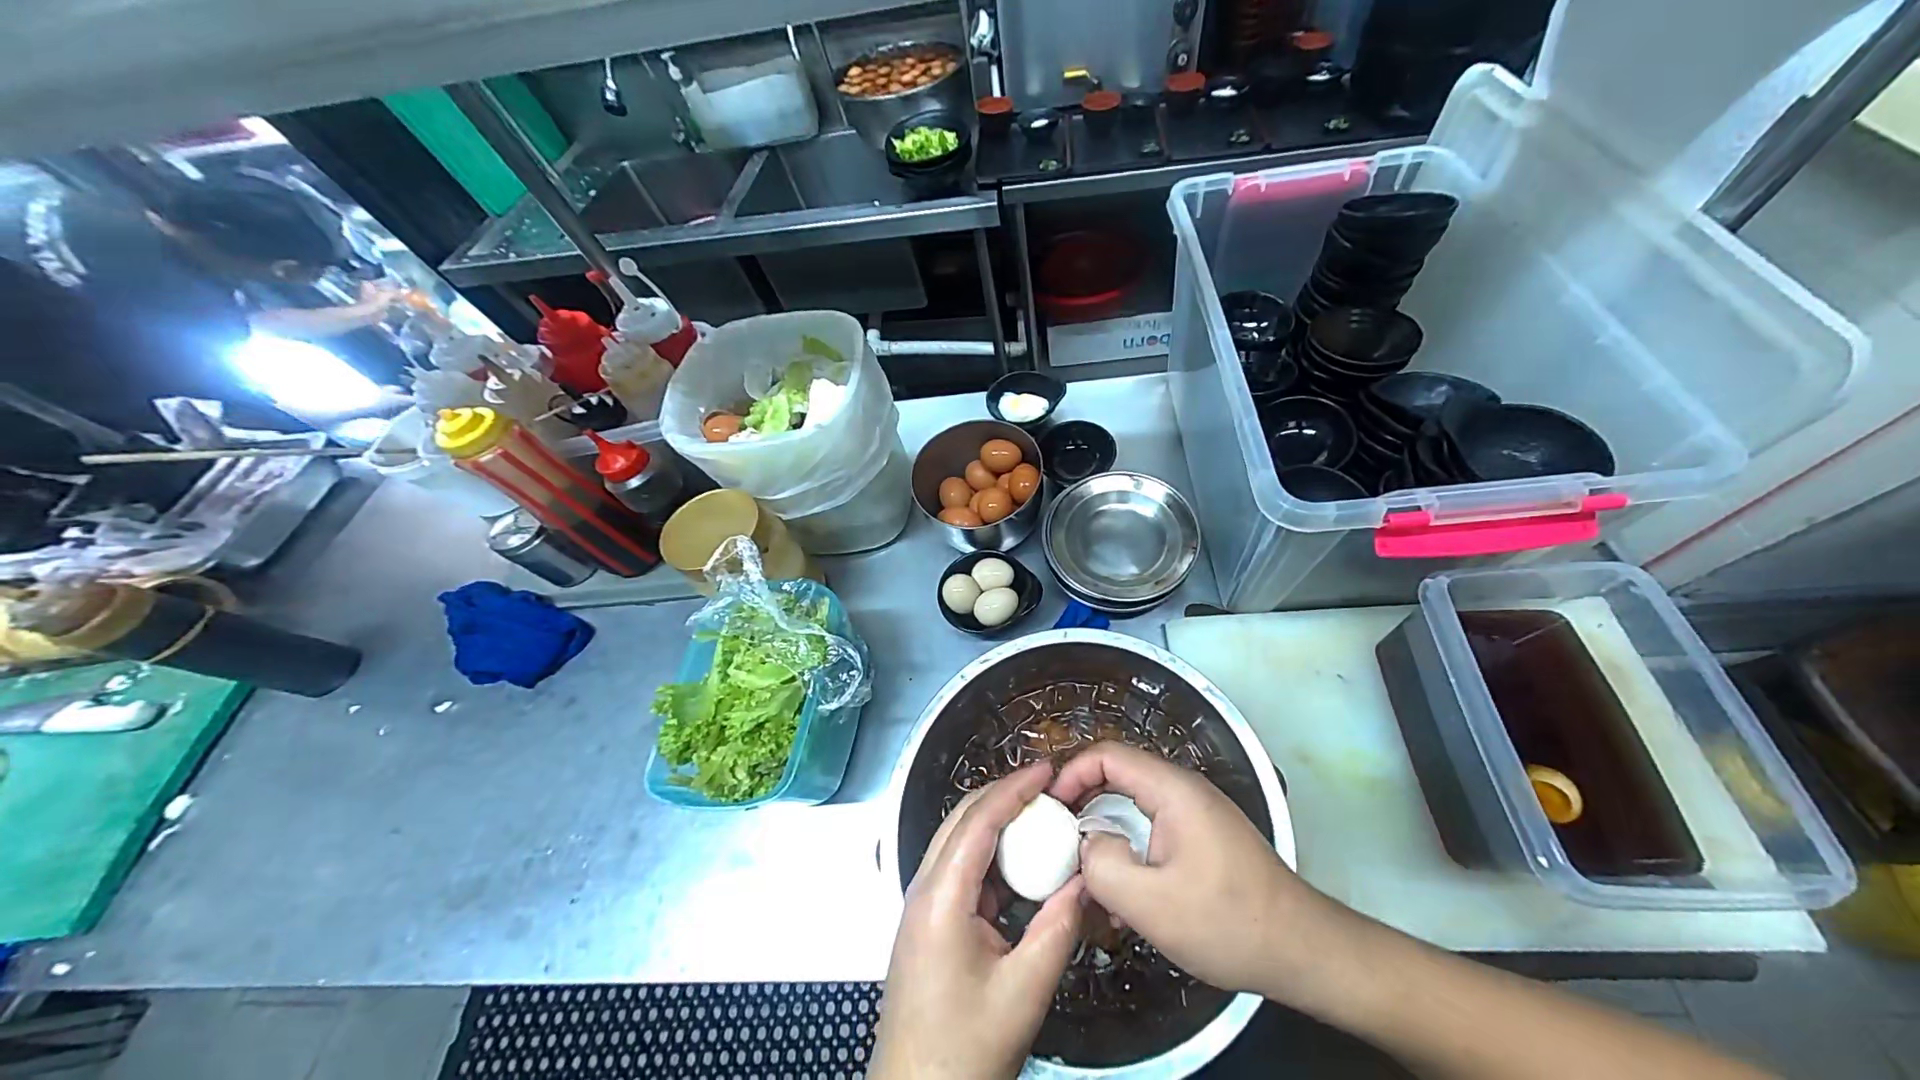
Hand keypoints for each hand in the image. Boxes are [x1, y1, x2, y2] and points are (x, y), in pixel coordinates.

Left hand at [872, 764, 1083, 1079]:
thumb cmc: (965, 1048)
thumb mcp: (1024, 989)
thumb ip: (1058, 928)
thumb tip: (1085, 882)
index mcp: (941, 896)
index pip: (977, 821)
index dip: (1013, 788)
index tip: (1045, 769)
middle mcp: (924, 890)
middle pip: (961, 821)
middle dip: (1003, 796)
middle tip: (1046, 786)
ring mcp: (922, 905)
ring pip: (958, 843)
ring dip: (996, 824)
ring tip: (1039, 816)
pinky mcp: (929, 922)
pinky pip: (960, 871)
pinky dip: (991, 857)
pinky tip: (1022, 865)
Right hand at [1048, 741, 1355, 1004]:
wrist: (1304, 952)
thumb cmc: (1229, 922)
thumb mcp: (1150, 902)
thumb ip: (1102, 865)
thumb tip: (1088, 846)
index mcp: (1173, 790)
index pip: (1107, 755)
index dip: (1071, 774)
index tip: (1050, 807)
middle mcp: (1185, 792)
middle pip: (1118, 777)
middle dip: (1083, 804)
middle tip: (1059, 838)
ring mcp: (1197, 815)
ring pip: (1134, 808)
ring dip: (1106, 834)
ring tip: (1087, 872)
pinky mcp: (1204, 840)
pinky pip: (1153, 831)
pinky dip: (1130, 851)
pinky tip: (1125, 894)